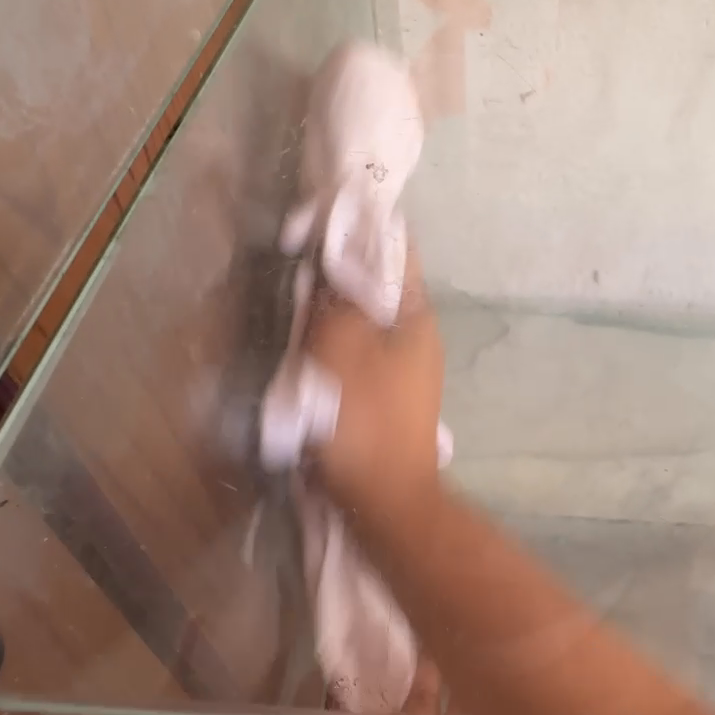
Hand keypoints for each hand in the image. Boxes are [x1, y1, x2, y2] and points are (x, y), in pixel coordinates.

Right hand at [305, 254, 444, 521]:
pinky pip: (359, 359)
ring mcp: (408, 372)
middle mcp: (419, 339)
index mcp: (417, 316)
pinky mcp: (390, 401)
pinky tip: (307, 354)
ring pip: (364, 325)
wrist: (385, 498)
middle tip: (296, 264)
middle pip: (377, 288)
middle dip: (338, 274)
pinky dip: (334, 349)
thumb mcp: (340, 343)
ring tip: (294, 306)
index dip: (359, 228)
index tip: (319, 216)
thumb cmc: (363, 416)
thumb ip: (335, 297)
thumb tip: (333, 263)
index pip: (395, 250)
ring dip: (332, 314)